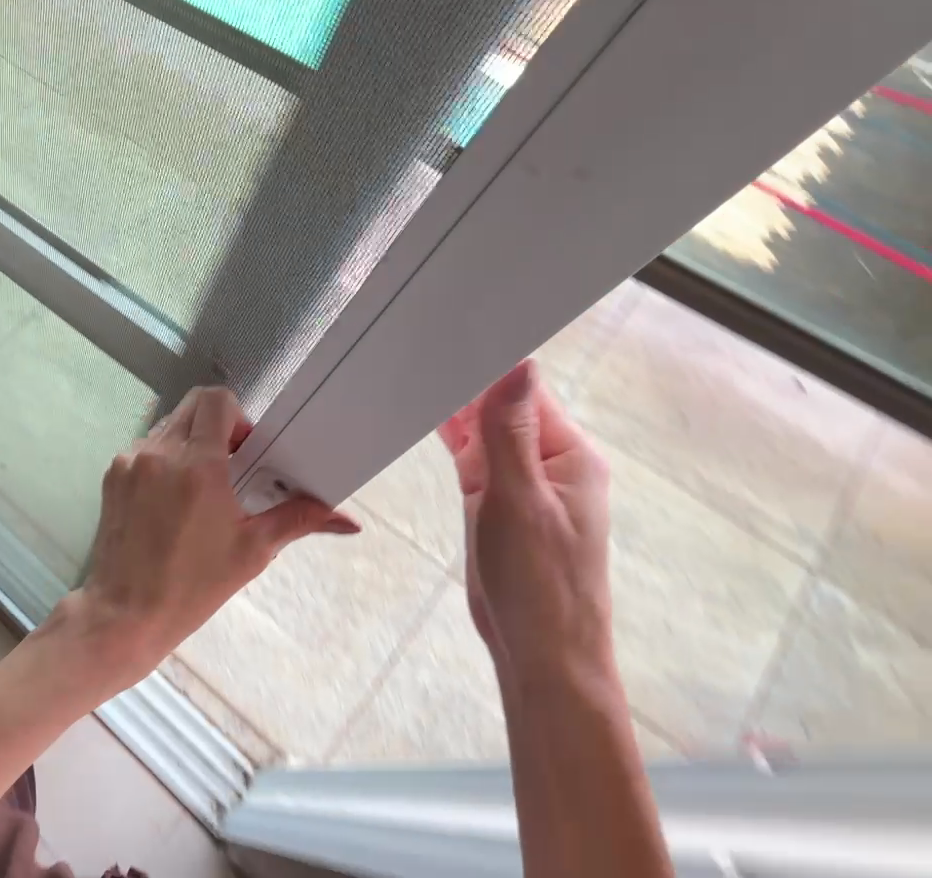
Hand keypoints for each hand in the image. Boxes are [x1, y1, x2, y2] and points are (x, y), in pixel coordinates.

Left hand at [52, 386, 360, 692]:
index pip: (216, 401)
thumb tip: (347, 520)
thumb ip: (297, 520)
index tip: (247, 450)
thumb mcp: (252, 550)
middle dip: (217, 425)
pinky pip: (143, 450)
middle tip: (232, 465)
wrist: (126, 611)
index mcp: (197, 465)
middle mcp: (158, 453)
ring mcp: (129, 462)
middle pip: (191, 406)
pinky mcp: (112, 476)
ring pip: (166, 427)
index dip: (238, 416)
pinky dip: (162, 462)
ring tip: (201, 488)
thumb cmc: (192, 585)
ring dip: (189, 443)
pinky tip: (171, 501)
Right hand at [437, 360, 614, 679]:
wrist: (539, 649)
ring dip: (454, 404)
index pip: (527, 390)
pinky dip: (448, 435)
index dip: (491, 361)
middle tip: (416, 342)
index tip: (449, 331)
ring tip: (411, 365)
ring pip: (482, 427)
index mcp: (569, 455)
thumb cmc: (539, 581)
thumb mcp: (518, 502)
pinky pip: (470, 453)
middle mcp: (547, 460)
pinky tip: (423, 412)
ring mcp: (519, 479)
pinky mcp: (493, 498)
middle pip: (502, 404)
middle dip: (466, 377)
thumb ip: (510, 434)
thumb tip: (519, 367)